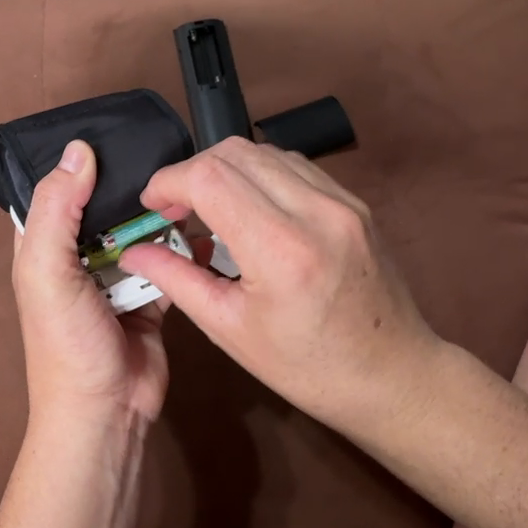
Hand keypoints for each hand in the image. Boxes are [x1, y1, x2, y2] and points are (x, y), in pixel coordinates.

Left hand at [12, 140, 168, 424]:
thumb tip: (79, 149)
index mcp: (42, 245)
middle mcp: (77, 255)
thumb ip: (57, 210)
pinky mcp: (150, 295)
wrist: (107, 410)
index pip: (55, 189)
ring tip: (193, 181)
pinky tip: (205, 226)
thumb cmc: (66, 341)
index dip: (76, 162)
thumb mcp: (46, 271)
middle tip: (168, 147)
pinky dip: (183, 248)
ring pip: (139, 229)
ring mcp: (116, 276)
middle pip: (103, 205)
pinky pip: (168, 260)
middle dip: (130, 183)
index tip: (113, 128)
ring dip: (160, 212)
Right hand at [117, 138, 444, 434]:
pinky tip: (249, 210)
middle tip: (175, 210)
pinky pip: (293, 166)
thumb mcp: (230, 330)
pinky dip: (258, 176)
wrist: (394, 376)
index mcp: (280, 249)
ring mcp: (341, 201)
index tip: (152, 207)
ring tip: (210, 210)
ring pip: (263, 151)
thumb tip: (133, 251)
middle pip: (233, 151)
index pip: (208, 177)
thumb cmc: (307, 366)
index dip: (168, 182)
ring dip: (225, 170)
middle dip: (191, 172)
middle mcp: (315, 210)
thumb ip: (176, 280)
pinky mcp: (354, 201)